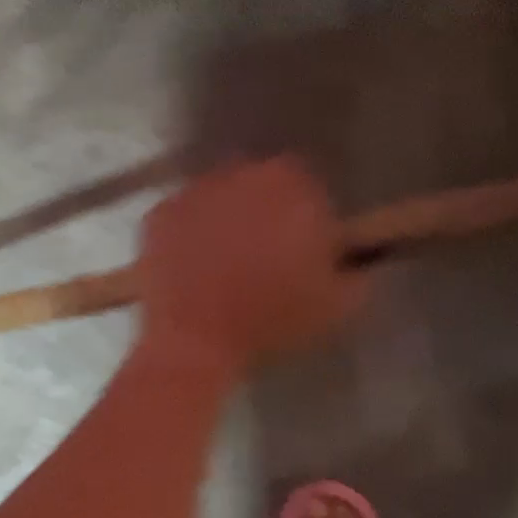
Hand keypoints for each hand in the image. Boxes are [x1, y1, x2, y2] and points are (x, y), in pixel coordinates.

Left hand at [137, 158, 365, 366]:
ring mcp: (195, 190)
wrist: (194, 344)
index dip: (304, 223)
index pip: (308, 190)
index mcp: (293, 184)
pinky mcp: (158, 214)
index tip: (298, 255)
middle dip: (262, 219)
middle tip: (259, 265)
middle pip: (259, 189)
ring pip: (217, 201)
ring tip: (221, 273)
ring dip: (223, 226)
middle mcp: (243, 172)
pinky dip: (185, 240)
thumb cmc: (269, 325)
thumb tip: (358, 264)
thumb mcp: (334, 307)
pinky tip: (190, 273)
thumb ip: (355, 275)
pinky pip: (180, 221)